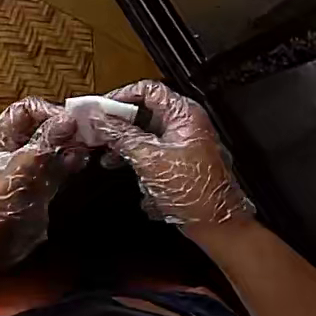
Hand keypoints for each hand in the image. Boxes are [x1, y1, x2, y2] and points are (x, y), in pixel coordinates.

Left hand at [0, 98, 79, 262]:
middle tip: (84, 131)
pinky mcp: (38, 191)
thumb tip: (68, 119)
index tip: (68, 119)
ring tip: (85, 146)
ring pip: (52, 149)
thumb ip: (44, 144)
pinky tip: (80, 162)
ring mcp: (26, 172)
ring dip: (69, 145)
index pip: (24, 112)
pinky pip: (56, 169)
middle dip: (63, 128)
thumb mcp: (20, 171)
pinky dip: (69, 164)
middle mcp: (13, 153)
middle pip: (41, 130)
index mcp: (0, 141)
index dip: (45, 111)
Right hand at [92, 80, 254, 230]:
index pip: (148, 90)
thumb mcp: (149, 160)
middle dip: (120, 122)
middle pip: (145, 111)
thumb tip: (101, 121)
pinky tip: (121, 166)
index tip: (101, 108)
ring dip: (125, 141)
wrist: (216, 225)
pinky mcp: (179, 160)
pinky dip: (136, 155)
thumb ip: (122, 137)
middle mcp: (185, 124)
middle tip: (99, 131)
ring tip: (107, 153)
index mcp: (184, 114)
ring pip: (146, 132)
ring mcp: (183, 142)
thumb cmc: (195, 192)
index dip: (122, 95)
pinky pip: (152, 149)